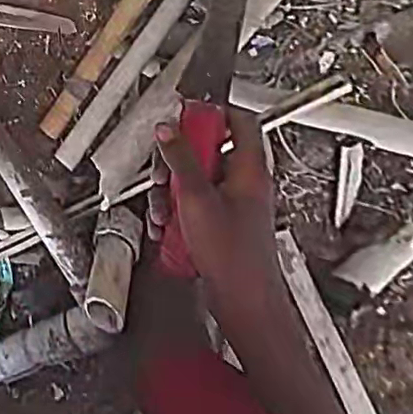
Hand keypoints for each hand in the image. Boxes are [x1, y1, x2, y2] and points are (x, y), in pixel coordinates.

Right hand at [148, 107, 284, 323]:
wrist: (243, 301)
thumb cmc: (233, 255)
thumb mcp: (196, 197)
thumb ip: (180, 159)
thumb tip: (168, 129)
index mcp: (248, 170)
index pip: (239, 122)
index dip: (212, 112)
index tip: (185, 113)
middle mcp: (242, 182)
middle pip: (206, 150)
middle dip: (176, 160)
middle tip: (164, 171)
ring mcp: (230, 202)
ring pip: (193, 177)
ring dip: (170, 189)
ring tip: (165, 208)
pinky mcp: (218, 220)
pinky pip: (191, 201)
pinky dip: (175, 208)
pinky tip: (168, 224)